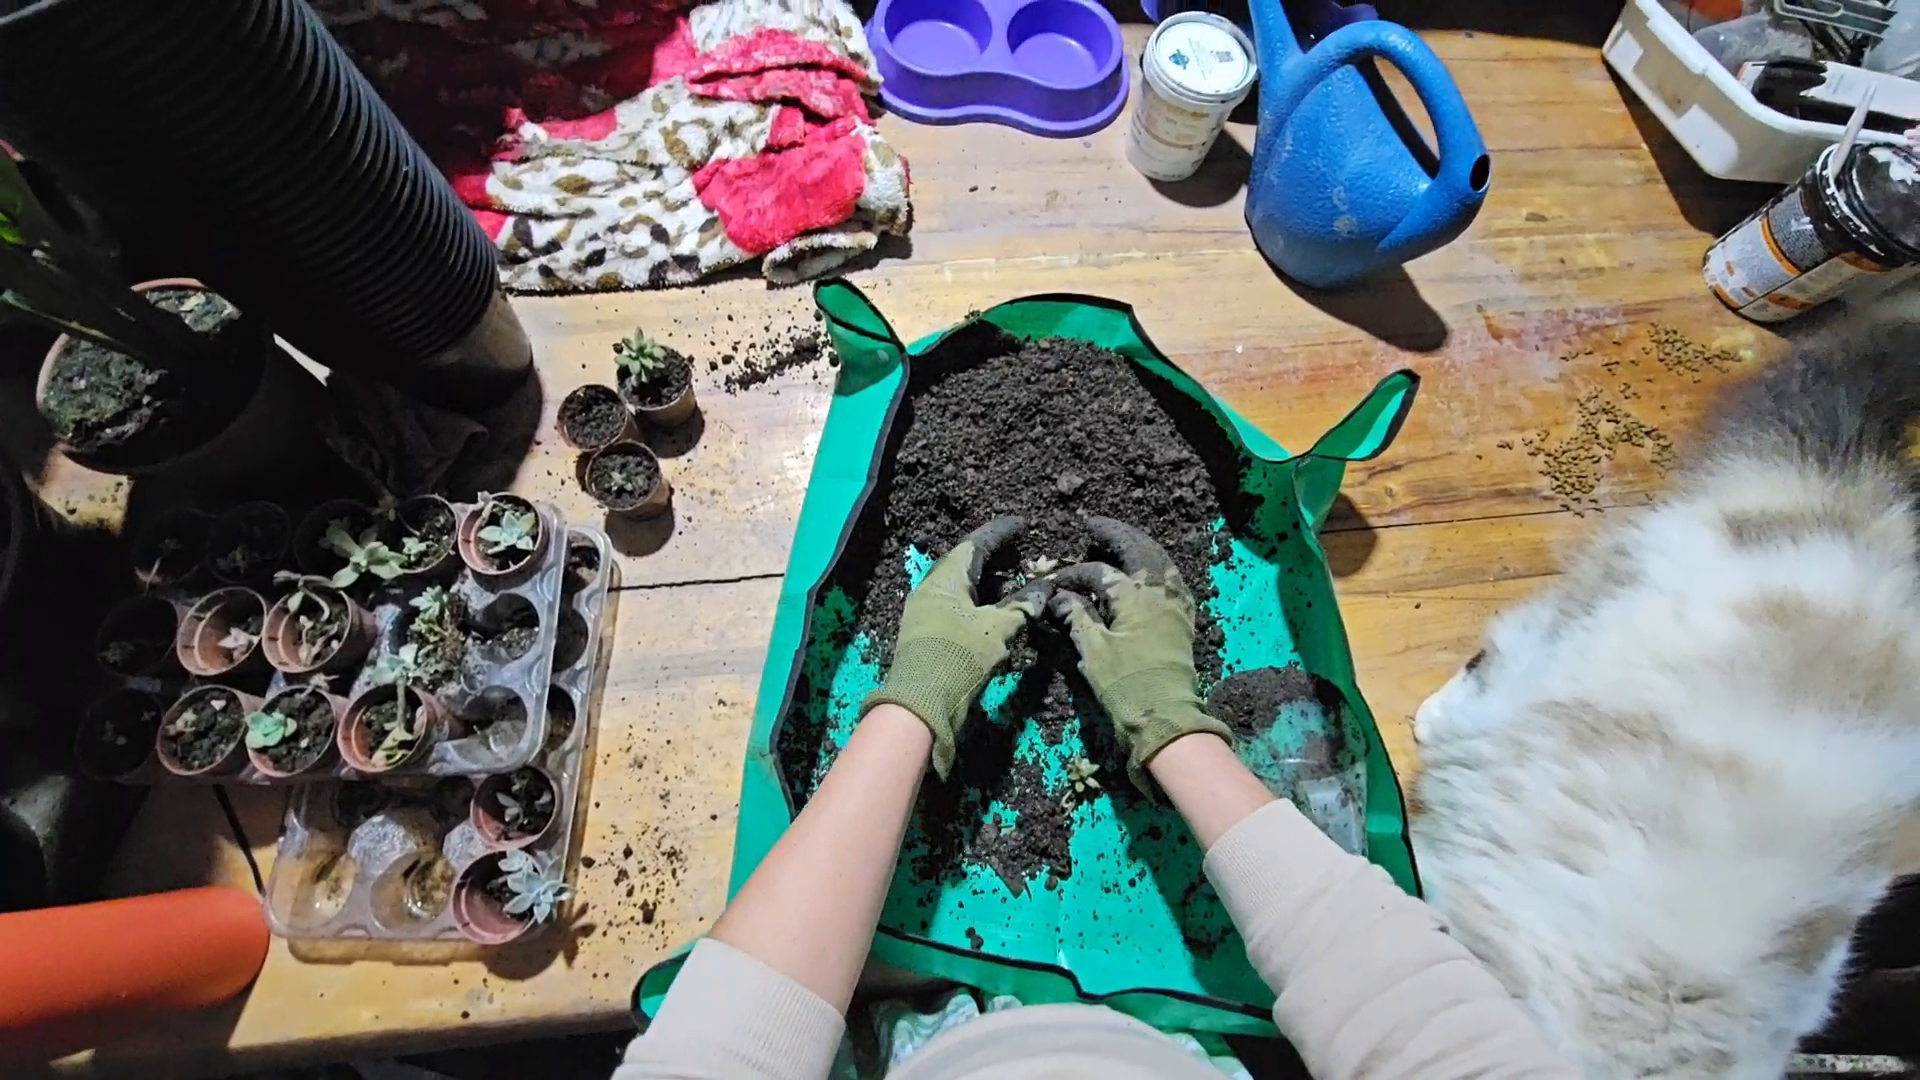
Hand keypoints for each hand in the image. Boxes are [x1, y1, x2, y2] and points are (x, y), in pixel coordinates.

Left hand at [862, 516, 1049, 778]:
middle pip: (966, 561)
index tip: (1022, 525)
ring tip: (1016, 579)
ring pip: (962, 584)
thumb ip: (1023, 604)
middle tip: (1021, 551)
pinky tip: (997, 607)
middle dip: (996, 555)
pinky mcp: (928, 630)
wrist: (921, 703)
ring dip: (989, 580)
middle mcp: (931, 587)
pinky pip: (958, 602)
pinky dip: (980, 599)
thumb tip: (1046, 587)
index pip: (975, 544)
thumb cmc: (960, 657)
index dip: (1001, 532)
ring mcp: (926, 609)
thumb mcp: (999, 629)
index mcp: (945, 578)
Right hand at [1047, 516, 1231, 793]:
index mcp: (1134, 593)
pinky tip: (1144, 568)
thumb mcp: (1092, 649)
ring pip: (1158, 558)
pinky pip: (1170, 577)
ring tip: (1118, 541)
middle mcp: (1159, 589)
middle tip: (1093, 527)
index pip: (1098, 572)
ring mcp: (1175, 600)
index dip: (1073, 576)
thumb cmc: (1125, 683)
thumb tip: (1059, 596)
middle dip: (1113, 534)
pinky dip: (1155, 565)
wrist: (1165, 715)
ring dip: (1137, 545)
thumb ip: (1076, 615)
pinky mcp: (1182, 615)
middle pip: (1136, 548)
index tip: (1055, 584)